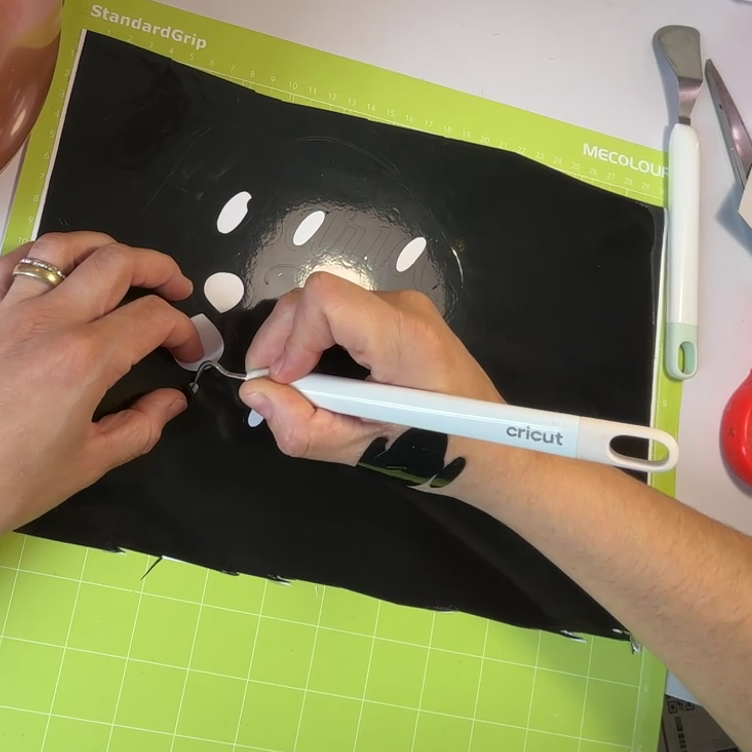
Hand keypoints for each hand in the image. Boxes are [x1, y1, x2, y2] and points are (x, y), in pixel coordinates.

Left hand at [0, 232, 203, 557]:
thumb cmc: (9, 487)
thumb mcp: (88, 463)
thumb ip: (140, 426)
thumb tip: (171, 401)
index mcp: (85, 359)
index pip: (152, 317)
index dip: (183, 328)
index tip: (188, 352)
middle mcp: (50, 320)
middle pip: (115, 262)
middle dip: (158, 266)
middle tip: (177, 287)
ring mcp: (9, 311)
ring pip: (62, 247)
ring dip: (102, 245)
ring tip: (122, 265)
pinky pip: (11, 263)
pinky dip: (41, 255)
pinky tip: (57, 271)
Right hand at [238, 272, 502, 471]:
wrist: (498, 450)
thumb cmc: (441, 454)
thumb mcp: (365, 452)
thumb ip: (304, 427)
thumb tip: (254, 393)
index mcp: (404, 338)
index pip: (325, 299)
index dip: (291, 337)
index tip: (284, 381)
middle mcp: (402, 307)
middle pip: (314, 296)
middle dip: (280, 340)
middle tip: (271, 387)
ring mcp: (400, 305)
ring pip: (319, 303)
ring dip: (293, 342)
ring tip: (294, 386)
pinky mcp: (394, 314)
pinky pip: (335, 313)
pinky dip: (312, 342)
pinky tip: (317, 377)